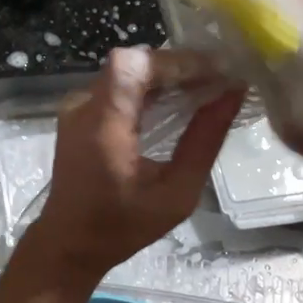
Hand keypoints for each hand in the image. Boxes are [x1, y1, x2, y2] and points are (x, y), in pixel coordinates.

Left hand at [29, 47, 244, 277]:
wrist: (70, 241)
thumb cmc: (123, 226)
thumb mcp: (176, 194)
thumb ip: (204, 141)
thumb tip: (232, 94)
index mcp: (103, 126)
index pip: (131, 65)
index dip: (176, 61)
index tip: (216, 71)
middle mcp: (83, 107)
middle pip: (132, 62)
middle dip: (178, 65)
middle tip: (220, 78)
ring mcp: (77, 107)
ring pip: (126, 69)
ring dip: (166, 73)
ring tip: (206, 85)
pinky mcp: (80, 112)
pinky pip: (117, 85)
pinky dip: (150, 86)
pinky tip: (178, 99)